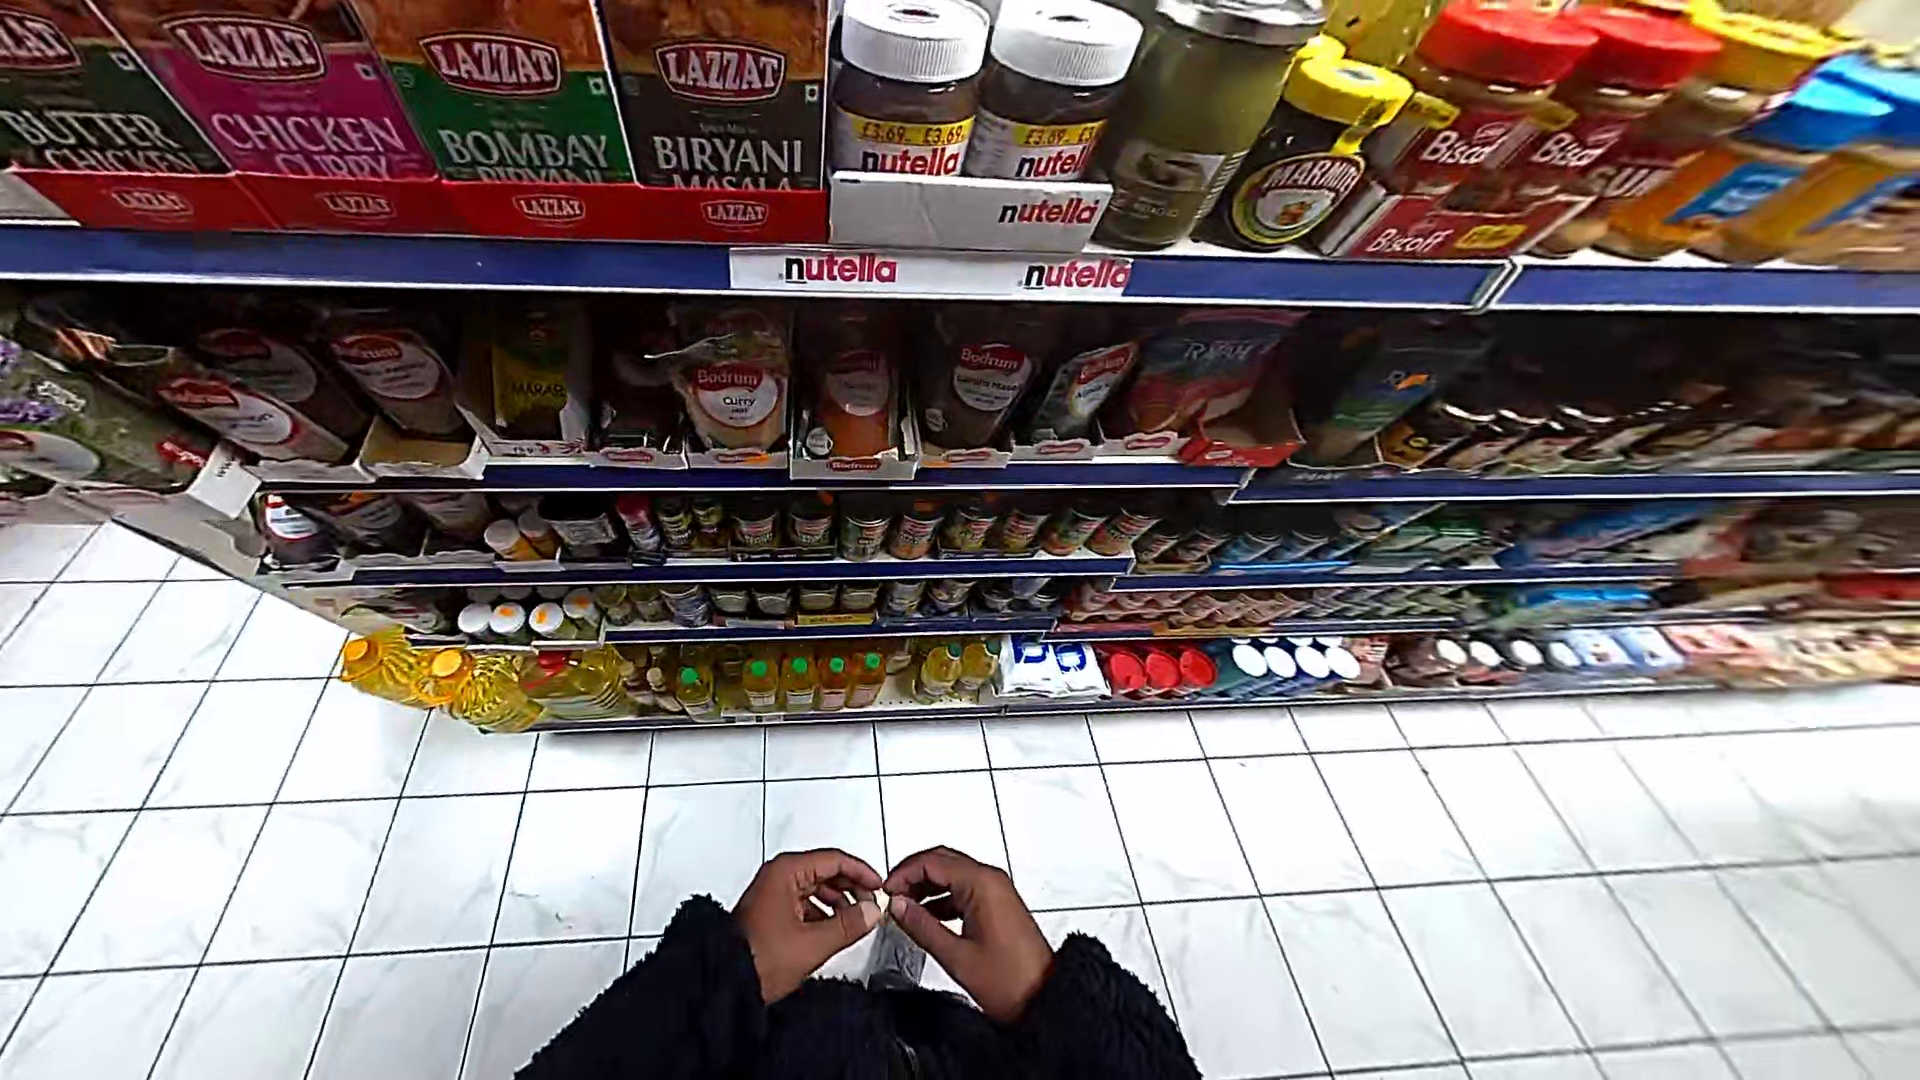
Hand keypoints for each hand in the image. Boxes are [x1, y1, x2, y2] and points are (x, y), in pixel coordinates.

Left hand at [733, 848, 883, 1004]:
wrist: (720, 987)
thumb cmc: (756, 960)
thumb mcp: (812, 944)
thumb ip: (848, 925)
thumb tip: (871, 911)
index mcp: (786, 871)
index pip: (834, 860)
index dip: (861, 872)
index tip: (877, 886)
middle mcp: (778, 875)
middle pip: (825, 871)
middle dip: (850, 888)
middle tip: (869, 903)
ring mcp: (772, 892)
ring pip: (815, 887)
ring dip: (837, 902)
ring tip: (854, 919)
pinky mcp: (769, 910)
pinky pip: (804, 902)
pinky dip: (822, 912)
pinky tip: (832, 929)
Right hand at [884, 846, 1053, 1023]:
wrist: (1044, 999)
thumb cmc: (1011, 981)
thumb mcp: (957, 957)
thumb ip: (923, 926)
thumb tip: (898, 906)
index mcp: (981, 883)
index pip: (933, 861)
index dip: (904, 872)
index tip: (886, 890)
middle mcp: (990, 878)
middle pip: (942, 860)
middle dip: (913, 874)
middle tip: (890, 894)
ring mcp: (995, 888)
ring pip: (952, 873)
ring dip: (926, 885)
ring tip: (903, 906)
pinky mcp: (996, 901)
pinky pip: (963, 887)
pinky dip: (942, 896)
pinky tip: (926, 915)